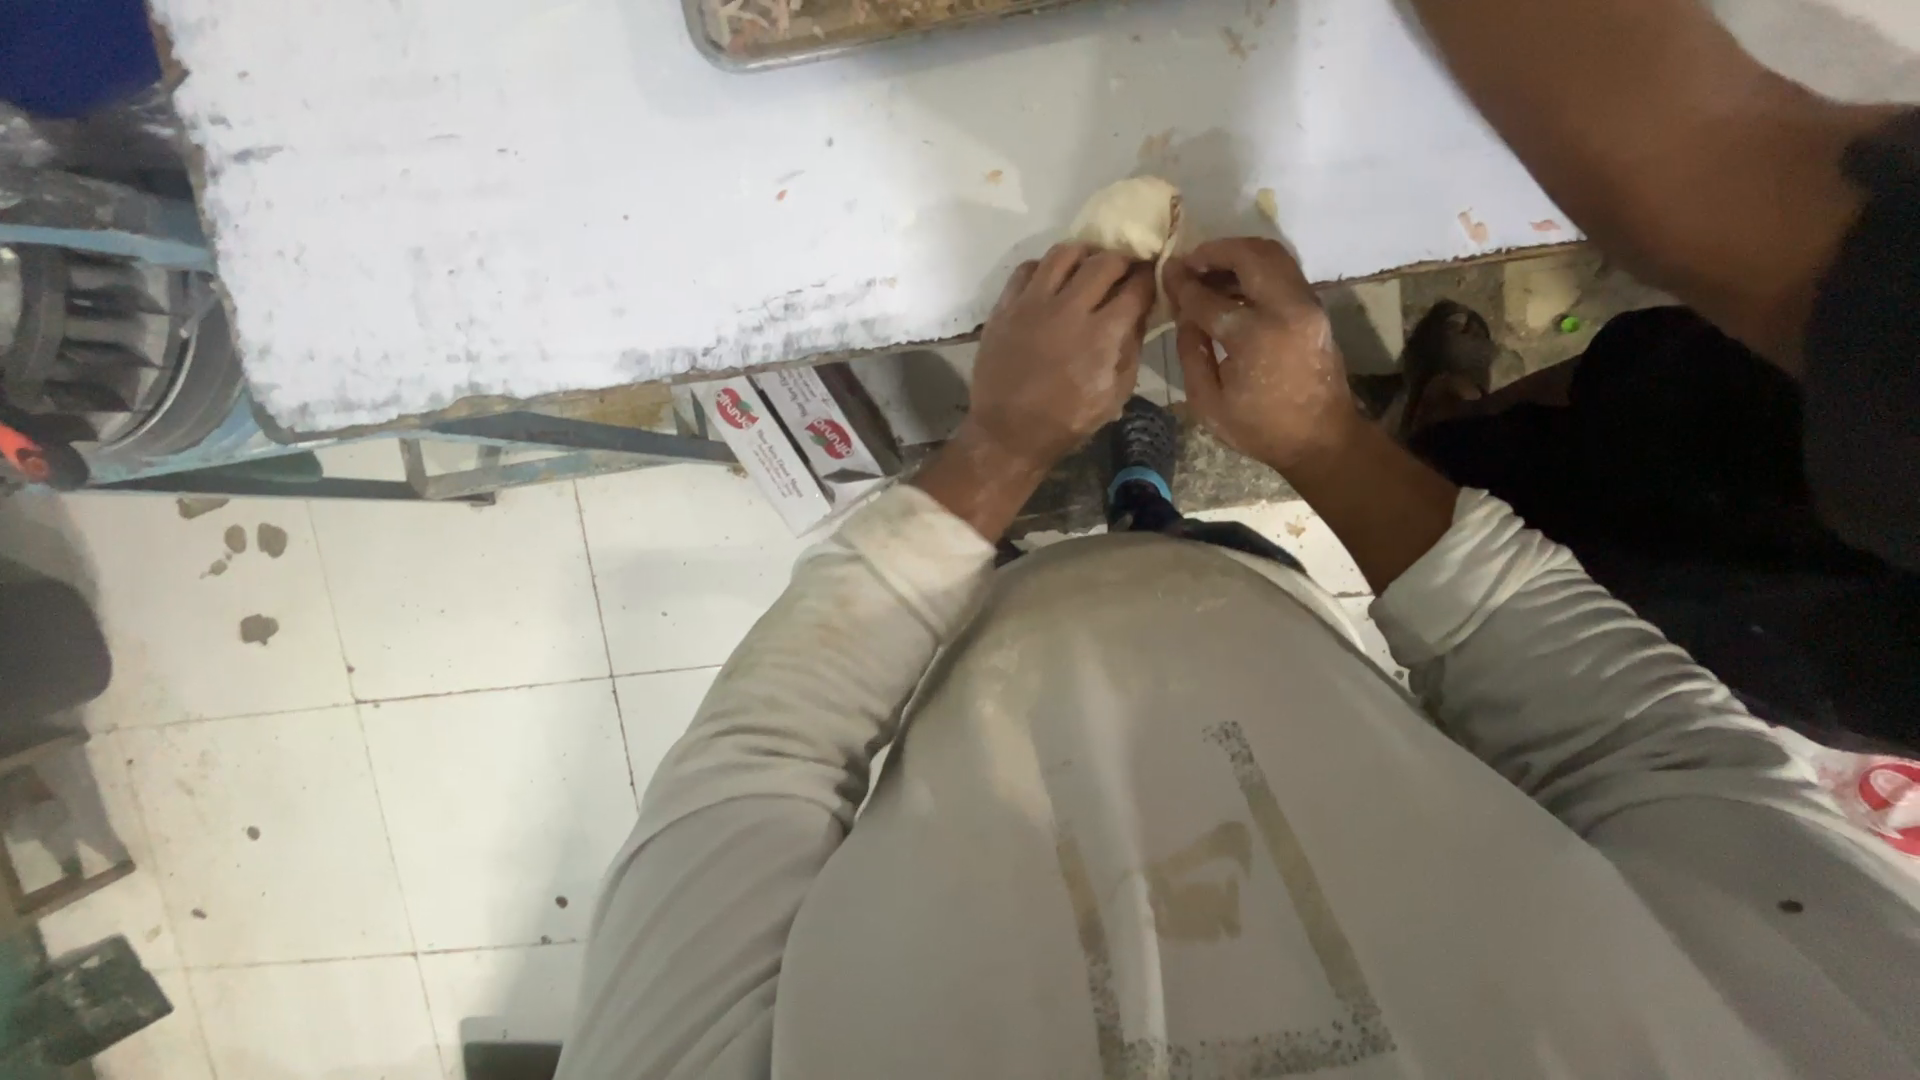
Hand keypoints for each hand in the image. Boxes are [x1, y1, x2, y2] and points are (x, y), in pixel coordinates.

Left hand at [961, 243, 1156, 471]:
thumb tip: (1139, 315)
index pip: (1136, 288)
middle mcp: (1068, 310)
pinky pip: (1026, 269)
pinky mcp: (1004, 308)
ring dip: (1084, 253)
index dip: (1149, 278)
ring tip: (1088, 265)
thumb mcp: (1113, 396)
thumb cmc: (1066, 421)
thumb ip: (1130, 350)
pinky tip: (1051, 280)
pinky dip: (1045, 267)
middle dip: (1122, 260)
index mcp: (1101, 335)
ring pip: (1063, 253)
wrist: (1007, 433)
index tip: (1151, 277)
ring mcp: (1031, 305)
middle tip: (1124, 269)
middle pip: (1104, 262)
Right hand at [1164, 238, 1360, 472]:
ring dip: (1239, 255)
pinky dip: (1256, 268)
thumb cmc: (1259, 428)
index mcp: (1255, 336)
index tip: (1167, 273)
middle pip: (1250, 256)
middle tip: (1191, 262)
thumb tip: (1185, 316)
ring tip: (1211, 270)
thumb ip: (1192, 353)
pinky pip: (1283, 271)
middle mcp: (1286, 309)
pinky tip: (1234, 285)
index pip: (1209, 298)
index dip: (1183, 284)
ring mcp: (1307, 305)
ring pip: (1273, 255)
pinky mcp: (1315, 307)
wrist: (1321, 438)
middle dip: (1216, 252)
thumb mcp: (1208, 403)